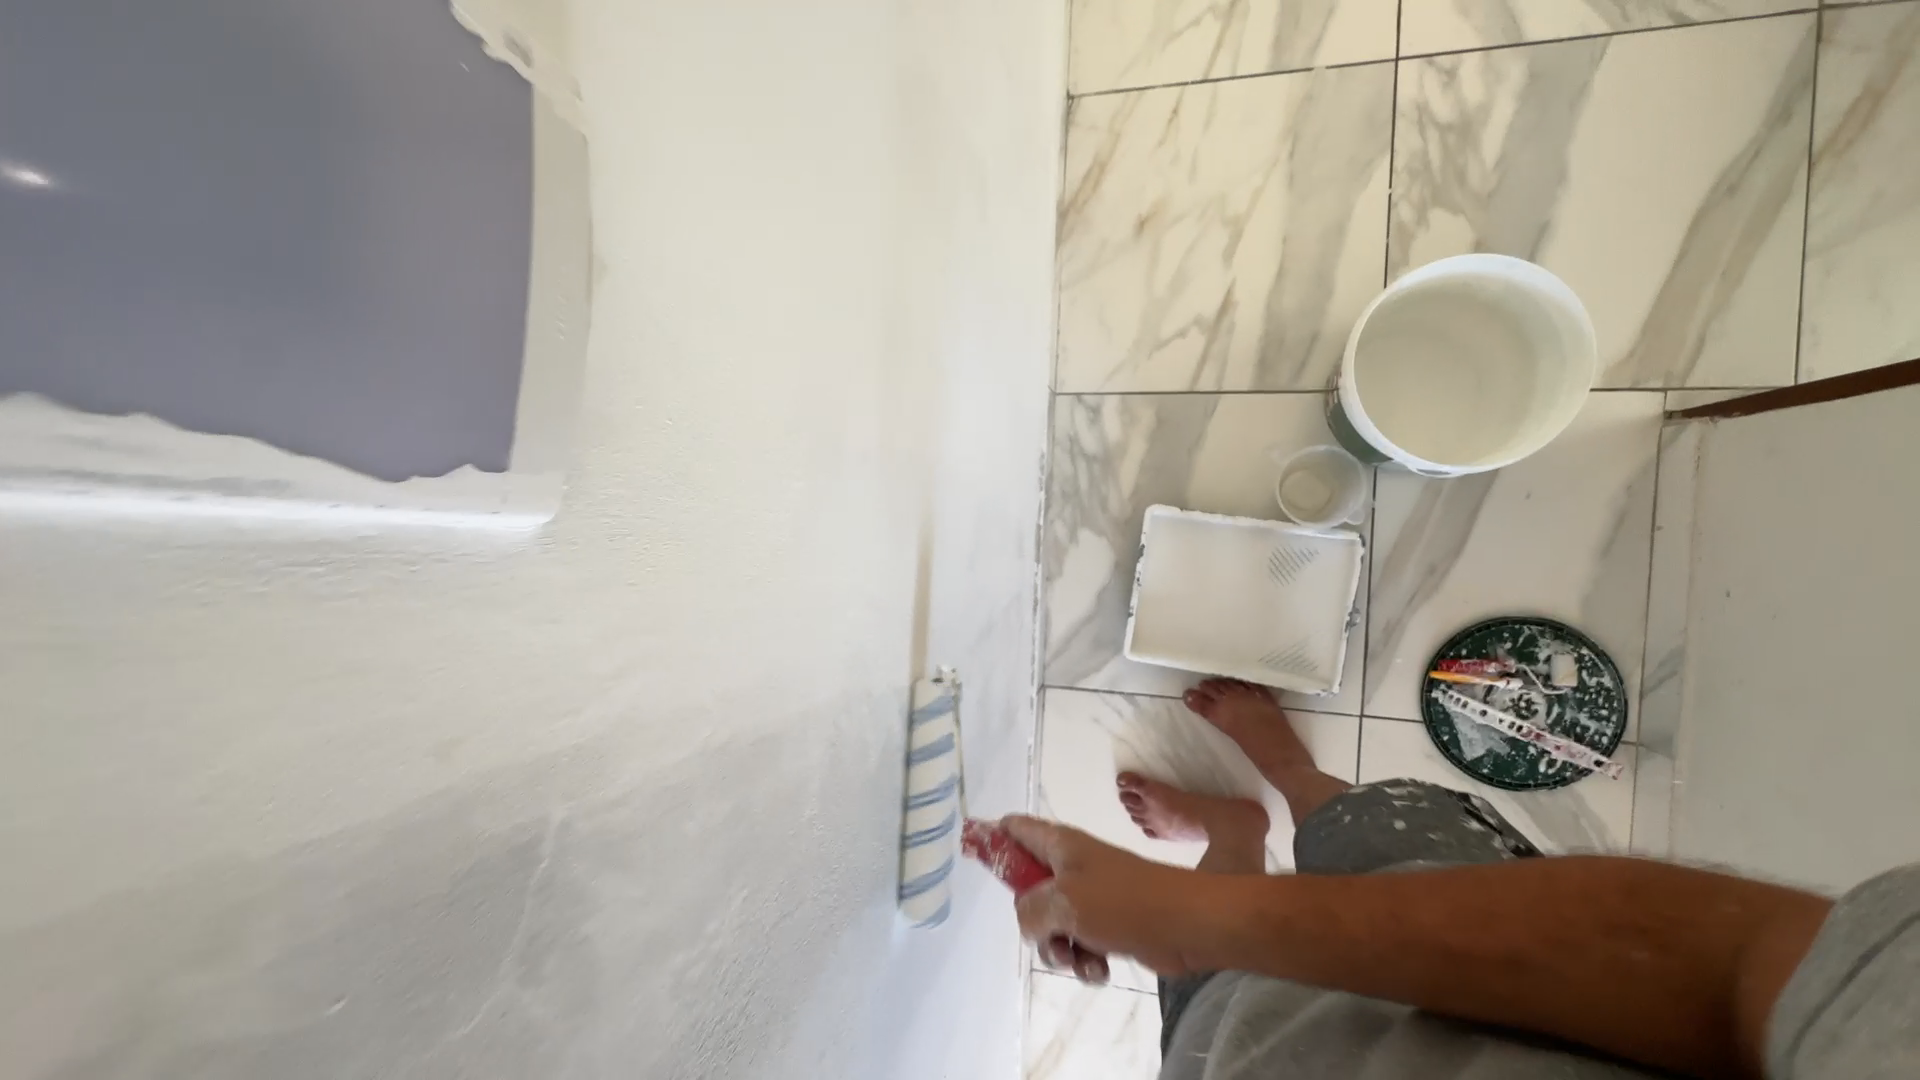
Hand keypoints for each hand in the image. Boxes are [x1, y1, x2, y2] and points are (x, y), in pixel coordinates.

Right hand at [1001, 814, 1219, 983]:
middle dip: (1030, 918)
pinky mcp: (1107, 922)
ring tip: (1078, 957)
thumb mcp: (1064, 901)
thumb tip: (1028, 921)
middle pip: (1027, 886)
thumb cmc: (1123, 902)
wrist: (1185, 925)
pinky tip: (1099, 968)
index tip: (977, 860)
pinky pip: (1077, 942)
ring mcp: (1089, 894)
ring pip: (1050, 922)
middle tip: (1042, 929)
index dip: (993, 839)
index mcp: (1059, 845)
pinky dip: (1083, 958)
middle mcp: (1070, 865)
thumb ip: (1029, 909)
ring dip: (1058, 948)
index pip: (1015, 828)